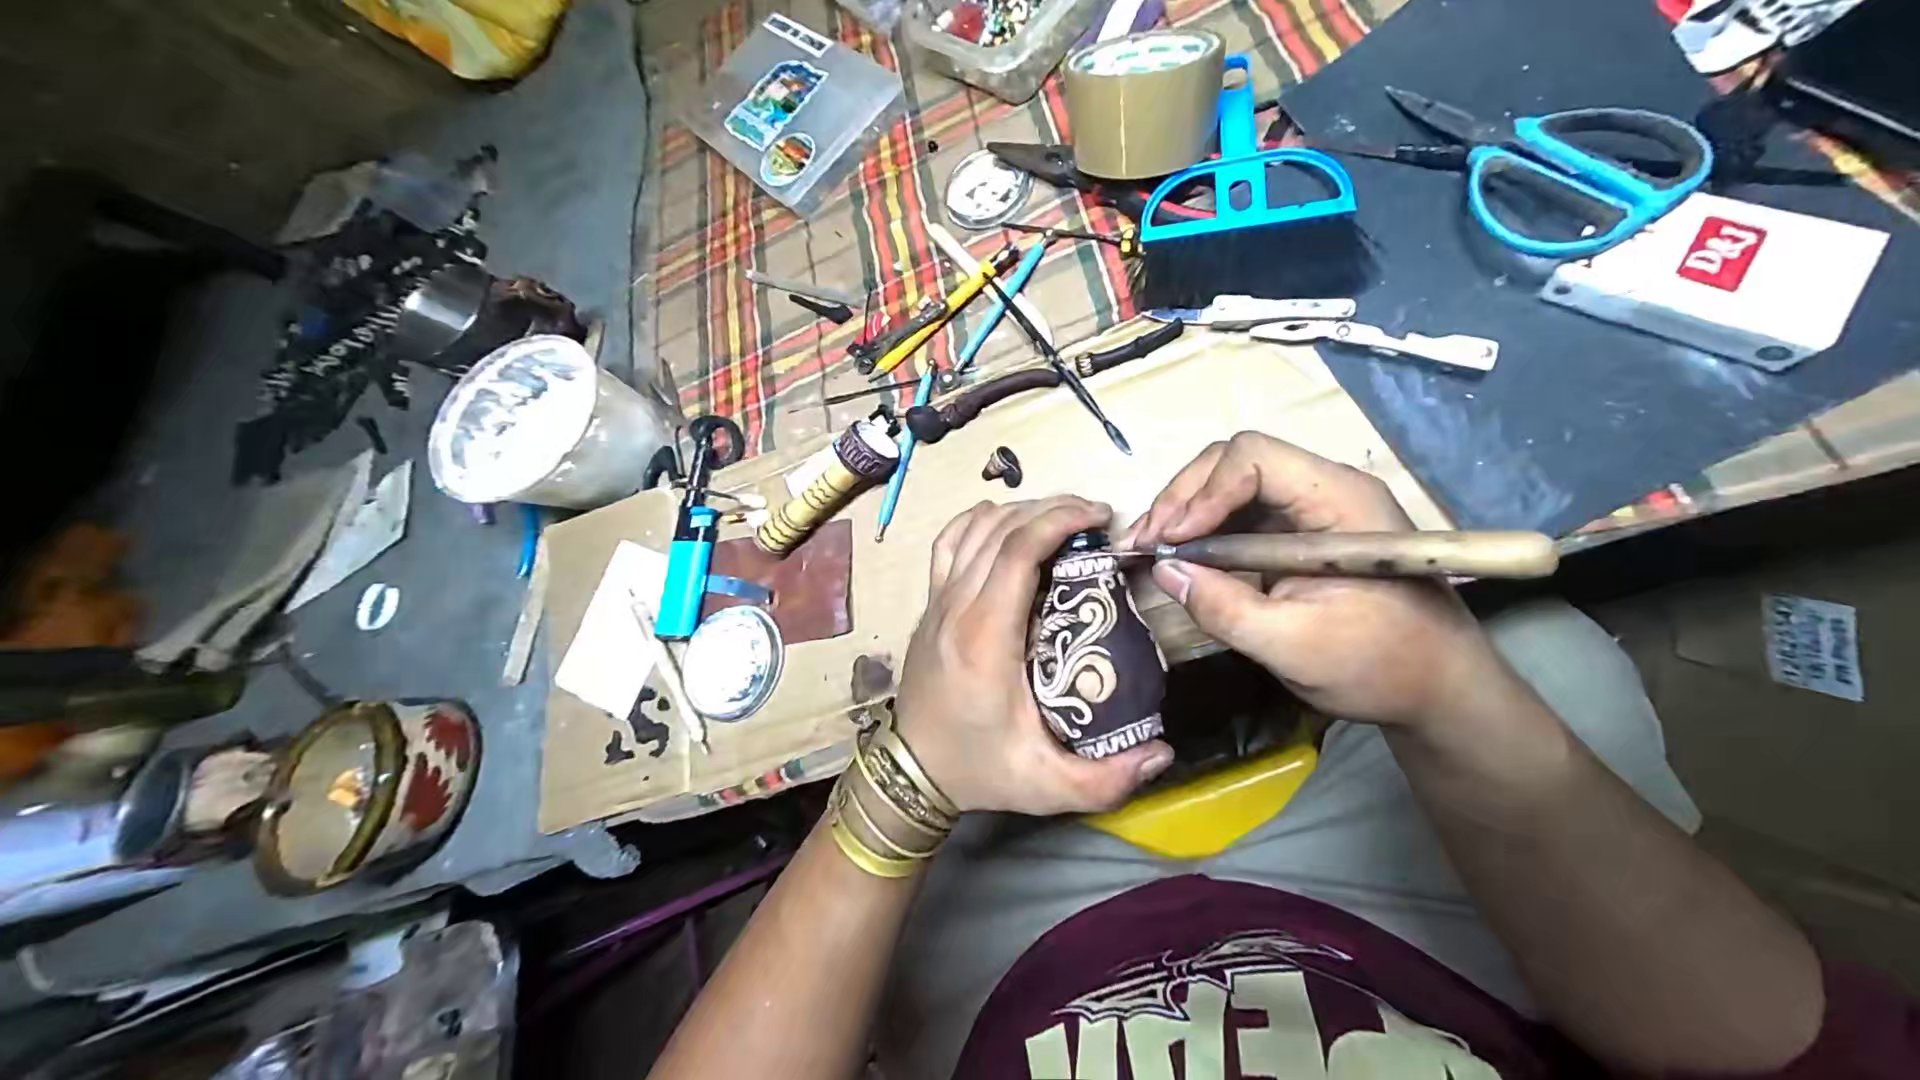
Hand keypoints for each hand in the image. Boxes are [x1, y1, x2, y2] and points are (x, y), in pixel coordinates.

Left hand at [895, 497, 1174, 814]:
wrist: (911, 770)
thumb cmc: (979, 769)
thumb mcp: (1046, 787)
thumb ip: (1108, 780)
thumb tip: (1163, 752)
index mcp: (985, 640)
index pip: (1018, 552)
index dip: (1059, 520)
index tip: (1100, 517)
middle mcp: (957, 608)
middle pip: (1000, 530)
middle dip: (1051, 509)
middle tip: (1094, 515)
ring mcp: (937, 602)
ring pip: (973, 528)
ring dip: (1019, 511)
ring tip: (1060, 517)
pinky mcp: (930, 604)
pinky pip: (947, 543)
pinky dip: (976, 520)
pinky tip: (1004, 522)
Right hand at [1119, 432, 1501, 727]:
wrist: (1435, 689)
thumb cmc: (1380, 667)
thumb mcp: (1293, 647)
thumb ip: (1224, 608)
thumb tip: (1163, 570)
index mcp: (1340, 502)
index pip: (1255, 458)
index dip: (1205, 492)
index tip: (1171, 540)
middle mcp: (1322, 490)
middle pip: (1234, 462)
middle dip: (1182, 498)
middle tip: (1144, 541)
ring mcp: (1307, 510)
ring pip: (1227, 484)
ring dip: (1182, 512)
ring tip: (1147, 547)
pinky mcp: (1292, 534)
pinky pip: (1236, 515)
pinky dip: (1198, 532)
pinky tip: (1173, 554)